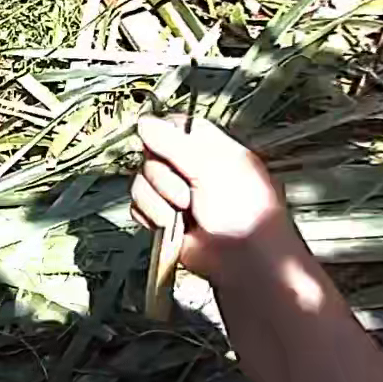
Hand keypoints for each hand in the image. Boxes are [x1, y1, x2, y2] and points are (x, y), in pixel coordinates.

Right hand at [130, 116, 290, 282]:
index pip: (175, 127)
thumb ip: (174, 143)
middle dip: (164, 178)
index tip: (164, 147)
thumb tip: (143, 122)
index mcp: (210, 148)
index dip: (164, 135)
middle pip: (151, 157)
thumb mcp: (213, 166)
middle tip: (188, 193)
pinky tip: (170, 224)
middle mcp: (189, 168)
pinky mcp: (161, 217)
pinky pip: (137, 207)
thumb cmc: (245, 211)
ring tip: (184, 212)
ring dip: (159, 201)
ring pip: (141, 183)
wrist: (242, 259)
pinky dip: (151, 216)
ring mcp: (174, 194)